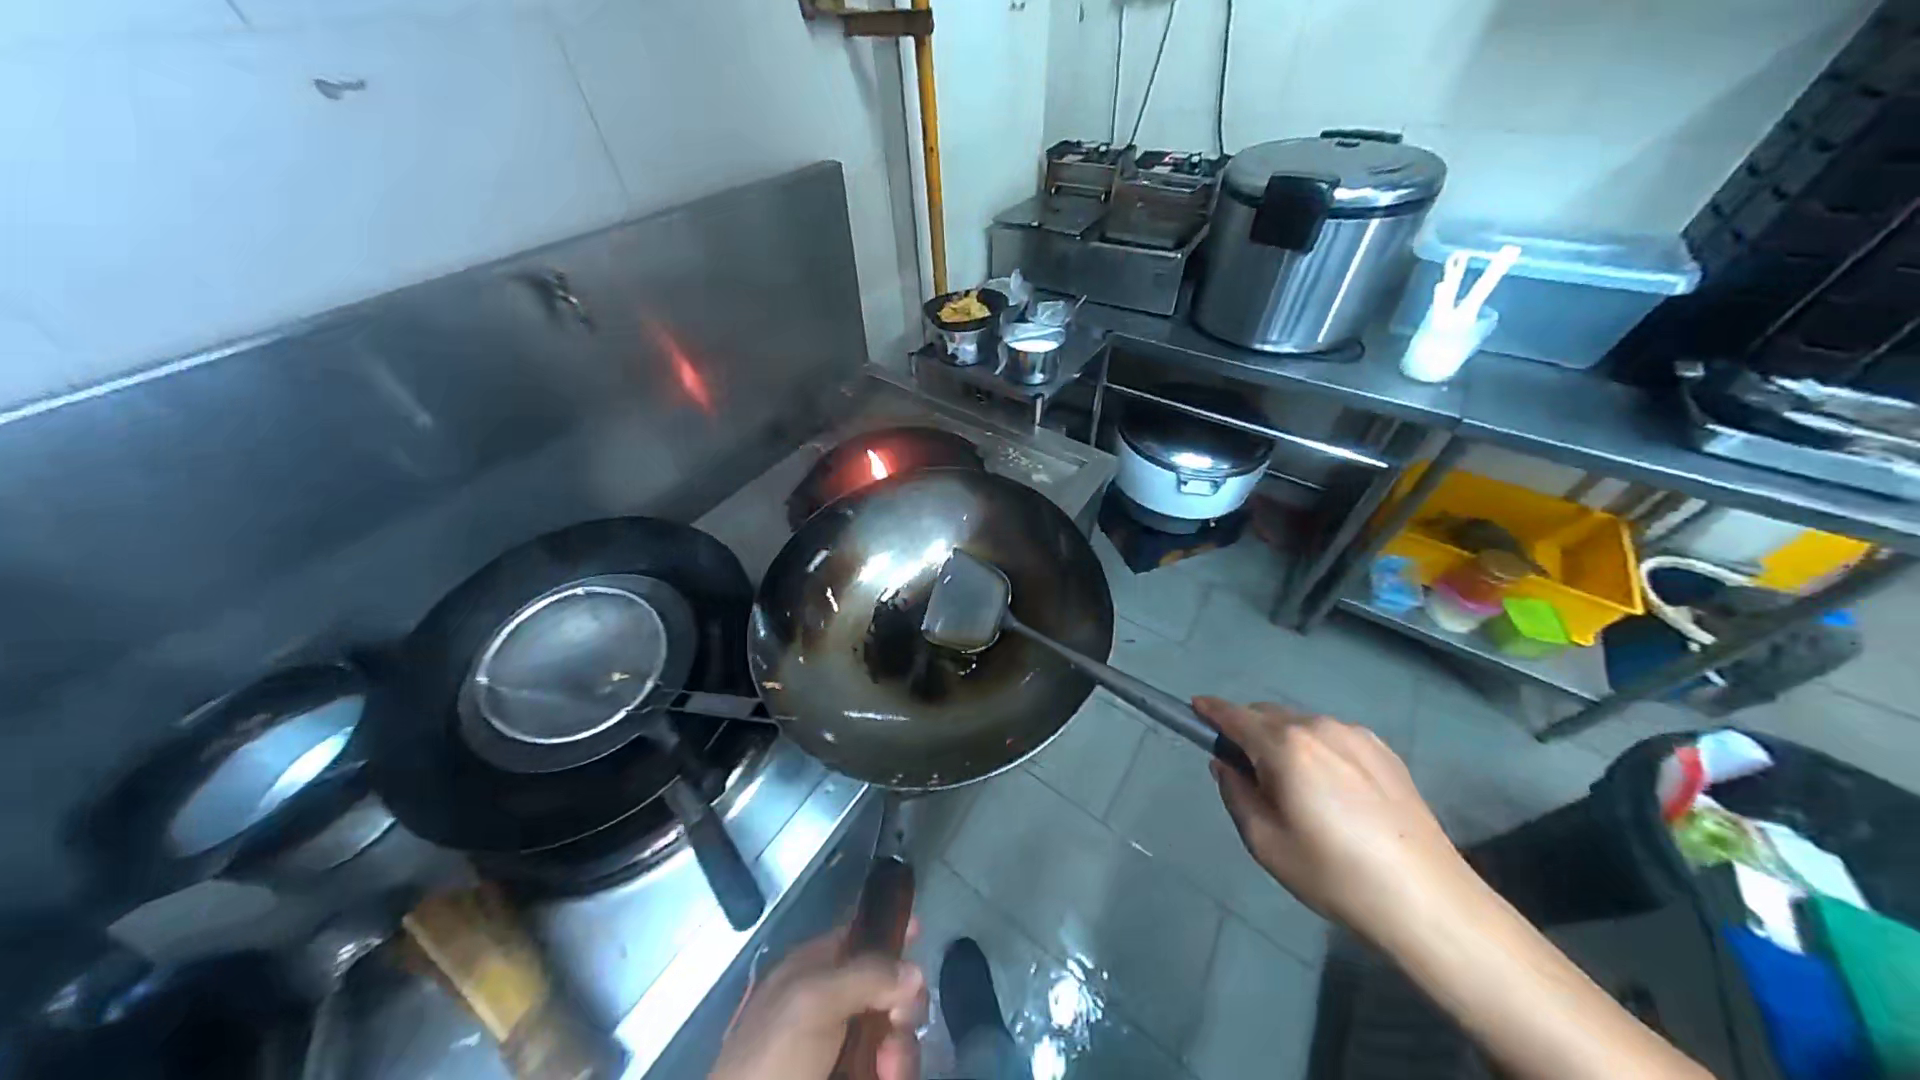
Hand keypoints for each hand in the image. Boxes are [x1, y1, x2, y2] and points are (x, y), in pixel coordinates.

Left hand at [709, 927, 924, 1079]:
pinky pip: (890, 1069)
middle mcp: (830, 1005)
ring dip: (902, 1049)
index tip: (920, 933)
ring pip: (894, 1033)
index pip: (857, 935)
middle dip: (903, 1004)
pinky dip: (897, 1072)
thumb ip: (866, 975)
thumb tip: (915, 972)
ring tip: (888, 1070)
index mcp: (811, 971)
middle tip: (899, 1022)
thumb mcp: (812, 1002)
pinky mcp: (852, 1077)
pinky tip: (889, 1079)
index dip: (888, 931)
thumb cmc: (770, 1062)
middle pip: (887, 987)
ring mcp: (841, 1049)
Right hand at [1197, 698, 1473, 943]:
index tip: (1194, 709)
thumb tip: (1226, 765)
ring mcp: (1356, 736)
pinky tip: (1330, 789)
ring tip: (1292, 785)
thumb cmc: (1333, 873)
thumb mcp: (1264, 841)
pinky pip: (1333, 737)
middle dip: (1247, 730)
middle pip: (1267, 715)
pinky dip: (1316, 748)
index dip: (1210, 710)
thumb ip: (1235, 792)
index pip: (1234, 715)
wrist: (1426, 900)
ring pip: (1301, 724)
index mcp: (1285, 746)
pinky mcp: (1385, 751)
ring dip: (1283, 740)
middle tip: (1245, 769)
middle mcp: (1319, 727)